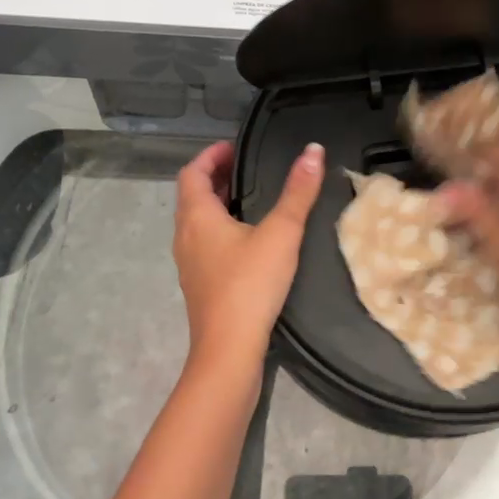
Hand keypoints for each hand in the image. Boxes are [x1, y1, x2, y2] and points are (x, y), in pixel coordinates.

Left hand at [173, 140, 323, 365]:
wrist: (228, 351)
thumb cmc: (250, 284)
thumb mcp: (281, 232)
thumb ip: (298, 191)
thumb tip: (313, 150)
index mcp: (197, 217)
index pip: (193, 173)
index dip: (211, 155)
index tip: (235, 147)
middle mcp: (186, 236)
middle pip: (193, 196)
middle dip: (217, 177)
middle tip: (247, 166)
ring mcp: (189, 264)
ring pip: (198, 222)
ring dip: (218, 204)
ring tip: (252, 197)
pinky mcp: (200, 285)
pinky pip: (205, 244)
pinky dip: (221, 228)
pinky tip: (249, 239)